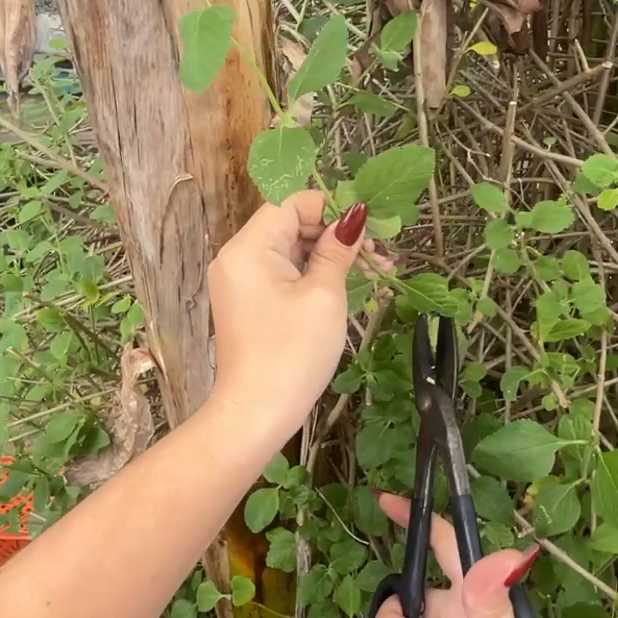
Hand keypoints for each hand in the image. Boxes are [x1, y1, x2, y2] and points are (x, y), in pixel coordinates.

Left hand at [205, 191, 367, 439]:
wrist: (257, 414)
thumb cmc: (293, 353)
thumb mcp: (324, 295)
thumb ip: (338, 250)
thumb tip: (354, 216)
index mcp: (249, 247)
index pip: (292, 203)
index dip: (332, 208)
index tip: (370, 225)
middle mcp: (237, 257)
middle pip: (291, 224)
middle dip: (336, 233)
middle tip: (380, 252)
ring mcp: (241, 281)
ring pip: (291, 250)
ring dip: (329, 255)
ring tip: (374, 270)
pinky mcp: (249, 302)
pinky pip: (283, 273)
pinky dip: (313, 274)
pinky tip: (348, 283)